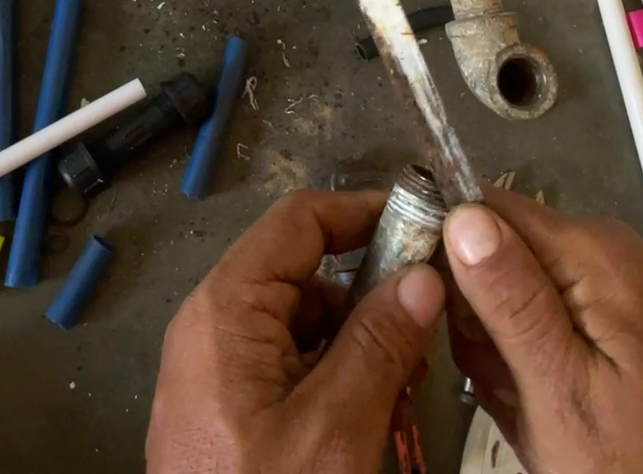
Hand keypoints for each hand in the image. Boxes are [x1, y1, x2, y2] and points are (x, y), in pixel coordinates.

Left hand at [147, 190, 445, 472]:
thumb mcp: (333, 431)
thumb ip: (379, 344)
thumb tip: (423, 276)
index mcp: (226, 308)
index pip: (297, 222)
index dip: (359, 212)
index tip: (420, 223)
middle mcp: (215, 323)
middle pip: (302, 269)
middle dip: (366, 285)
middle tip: (428, 311)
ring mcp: (219, 365)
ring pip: (302, 317)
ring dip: (358, 333)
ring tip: (406, 372)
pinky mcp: (229, 403)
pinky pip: (290, 360)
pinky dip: (335, 369)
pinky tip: (371, 404)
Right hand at [444, 189, 642, 472]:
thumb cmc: (633, 466)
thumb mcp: (562, 393)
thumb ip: (512, 301)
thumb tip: (462, 214)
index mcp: (593, 250)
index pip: (482, 206)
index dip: (448, 253)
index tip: (441, 314)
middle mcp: (595, 247)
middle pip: (487, 247)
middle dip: (475, 314)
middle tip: (499, 378)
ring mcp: (595, 279)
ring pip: (495, 283)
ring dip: (490, 342)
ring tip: (519, 396)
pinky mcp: (591, 309)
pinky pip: (519, 310)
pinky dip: (510, 354)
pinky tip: (530, 395)